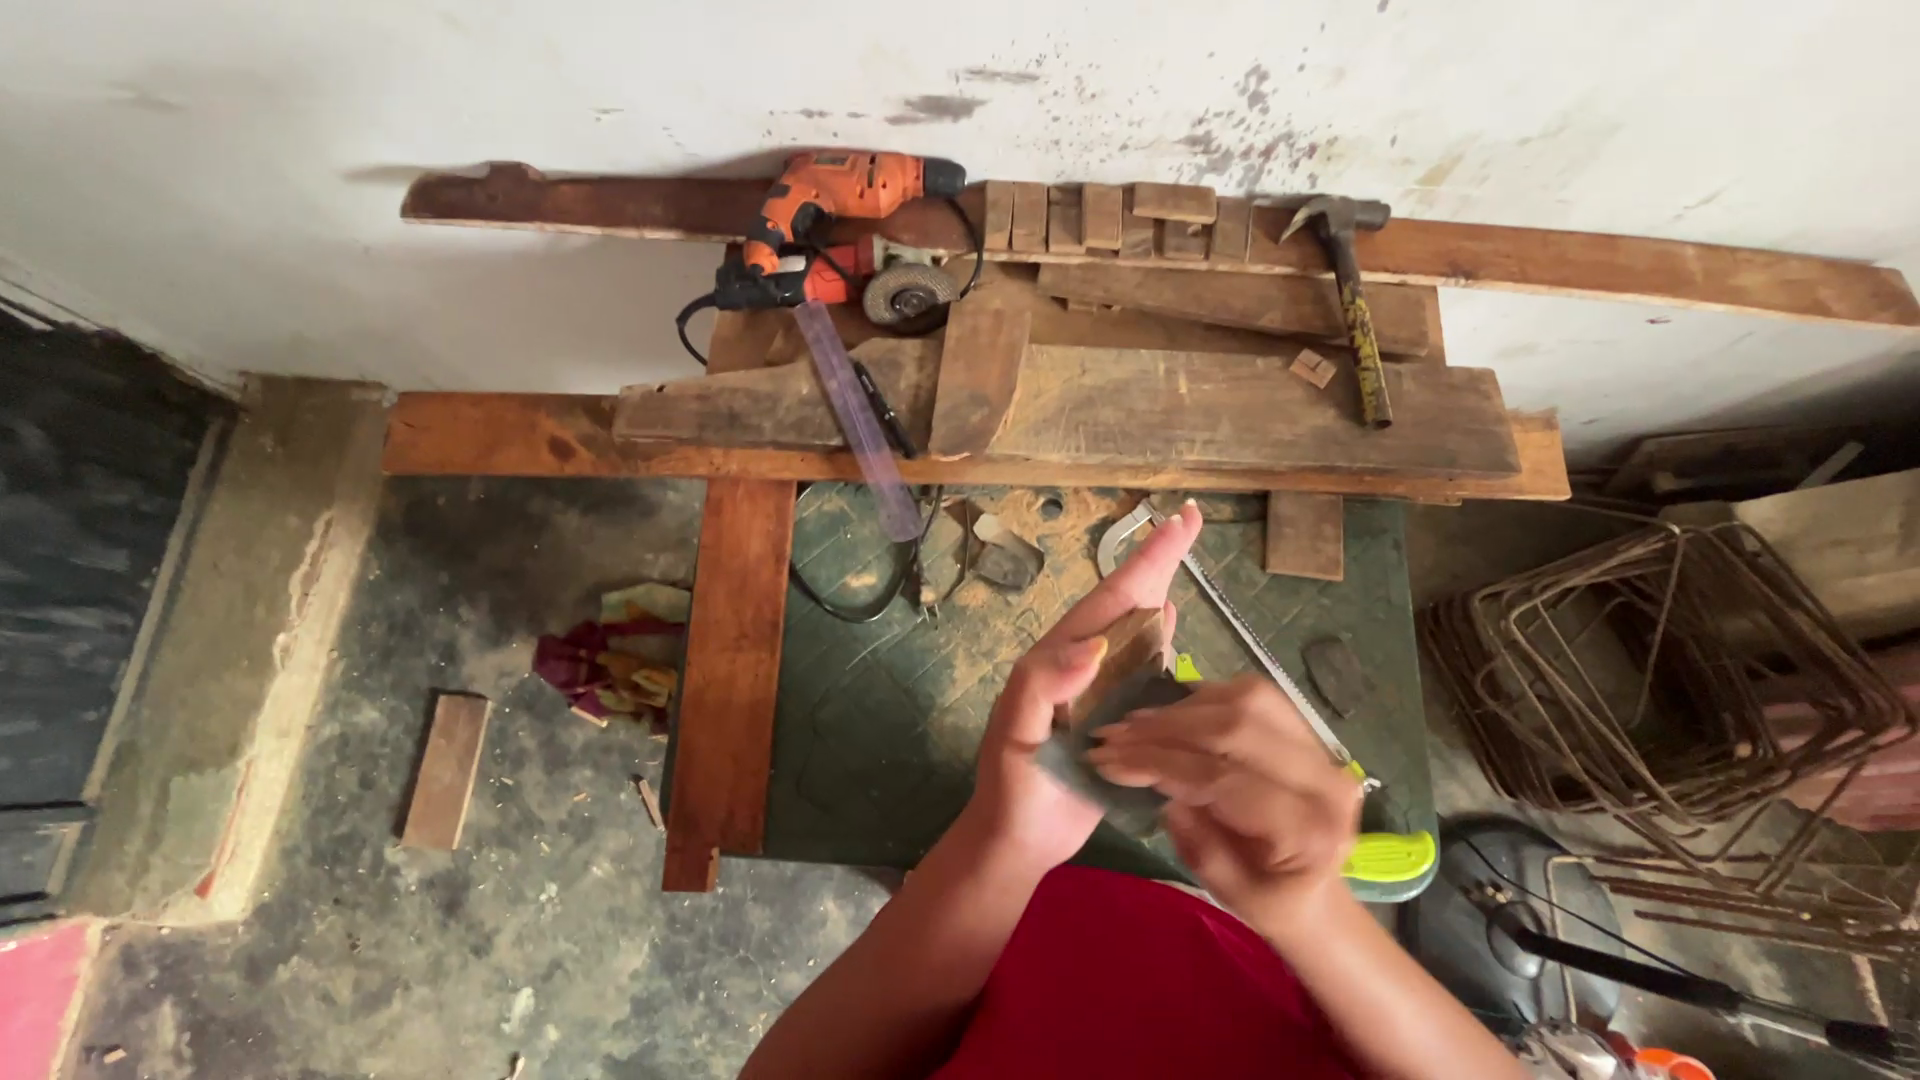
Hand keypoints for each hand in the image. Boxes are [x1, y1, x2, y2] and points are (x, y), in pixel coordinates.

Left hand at [963, 500, 1202, 872]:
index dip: (1145, 561)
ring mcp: (1101, 691)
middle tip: (1188, 522)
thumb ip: (1043, 685)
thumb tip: (1095, 645)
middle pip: (1126, 606)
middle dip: (1156, 563)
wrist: (1020, 838)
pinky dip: (1162, 647)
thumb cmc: (1013, 785)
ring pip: (1137, 635)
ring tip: (1182, 559)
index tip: (1177, 523)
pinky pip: (1146, 675)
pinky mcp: (1118, 721)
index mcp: (1058, 659)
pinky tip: (1171, 627)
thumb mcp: (1016, 732)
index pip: (1107, 600)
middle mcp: (1083, 666)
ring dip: (1160, 595)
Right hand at [1086, 674, 1363, 937]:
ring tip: (1133, 724)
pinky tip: (1167, 714)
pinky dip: (1202, 698)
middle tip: (1111, 736)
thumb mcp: (1233, 897)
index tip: (1106, 761)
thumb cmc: (1272, 901)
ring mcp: (1320, 747)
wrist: (1316, 889)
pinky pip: (1251, 694)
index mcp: (1310, 829)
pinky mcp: (1306, 728)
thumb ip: (1201, 849)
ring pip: (1244, 700)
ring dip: (1179, 708)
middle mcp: (1326, 779)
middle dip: (1162, 728)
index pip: (1221, 778)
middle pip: (1234, 726)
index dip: (1157, 762)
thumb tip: (1165, 795)